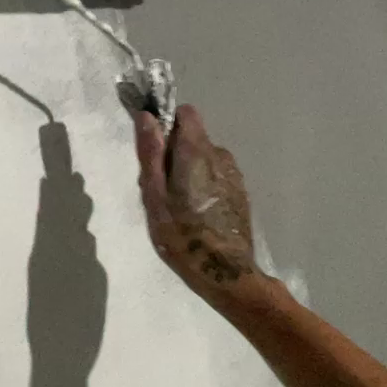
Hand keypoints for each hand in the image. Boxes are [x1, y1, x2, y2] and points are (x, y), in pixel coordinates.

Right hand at [133, 105, 261, 306]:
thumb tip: (147, 116)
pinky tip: (195, 214)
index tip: (153, 147)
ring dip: (187, 171)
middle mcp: (219, 155)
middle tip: (158, 188)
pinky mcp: (239, 192)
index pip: (186, 112)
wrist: (226, 273)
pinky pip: (214, 175)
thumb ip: (151, 153)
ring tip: (176, 206)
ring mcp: (233, 174)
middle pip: (192, 138)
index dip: (167, 122)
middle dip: (172, 153)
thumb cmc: (182, 235)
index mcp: (196, 151)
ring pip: (203, 158)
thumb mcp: (154, 195)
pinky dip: (202, 185)